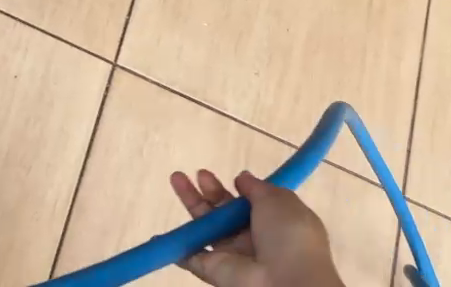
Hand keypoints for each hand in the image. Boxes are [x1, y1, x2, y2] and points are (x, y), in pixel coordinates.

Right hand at [169, 170, 344, 286]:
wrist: (289, 284)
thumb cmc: (290, 236)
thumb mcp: (280, 201)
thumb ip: (258, 188)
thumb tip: (243, 178)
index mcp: (275, 224)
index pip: (252, 205)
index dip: (241, 190)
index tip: (233, 178)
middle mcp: (254, 240)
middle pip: (226, 213)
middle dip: (211, 191)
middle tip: (199, 173)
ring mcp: (233, 256)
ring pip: (207, 228)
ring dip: (191, 203)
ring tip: (176, 178)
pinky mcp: (215, 271)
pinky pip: (193, 258)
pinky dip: (177, 248)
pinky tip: (160, 236)